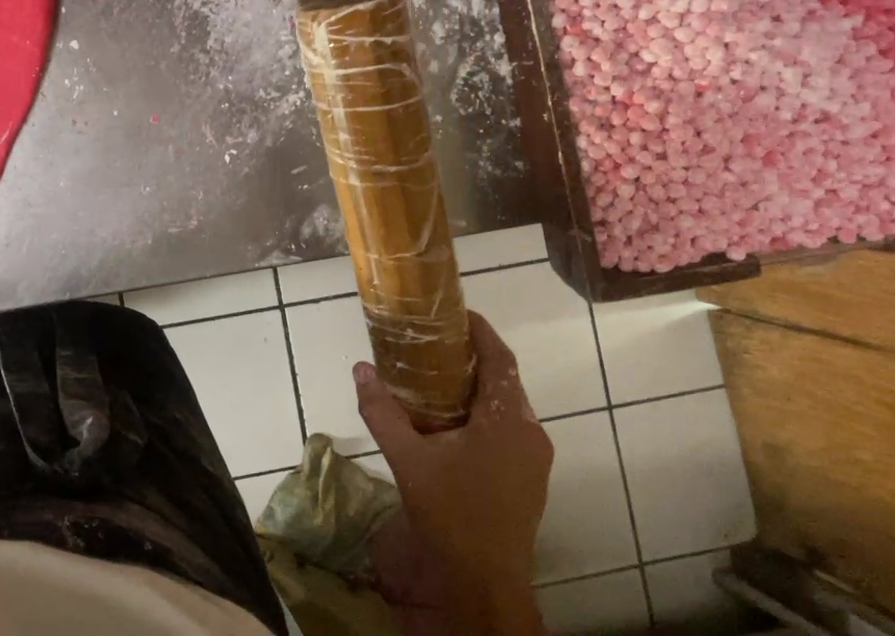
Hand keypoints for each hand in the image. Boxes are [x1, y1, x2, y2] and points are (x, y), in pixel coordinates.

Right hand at [355, 311, 551, 634]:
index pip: (501, 360)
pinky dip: (482, 413)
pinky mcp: (529, 478)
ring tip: (434, 377)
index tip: (455, 312)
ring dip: (476, 388)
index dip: (481, 332)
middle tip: (431, 344)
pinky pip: (507, 429)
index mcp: (507, 422)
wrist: (485, 582)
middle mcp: (530, 435)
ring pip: (506, 407)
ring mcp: (534, 459)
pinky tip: (450, 422)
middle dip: (472, 358)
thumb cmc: (451, 514)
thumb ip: (382, 412)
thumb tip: (360, 369)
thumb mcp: (407, 459)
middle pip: (504, 382)